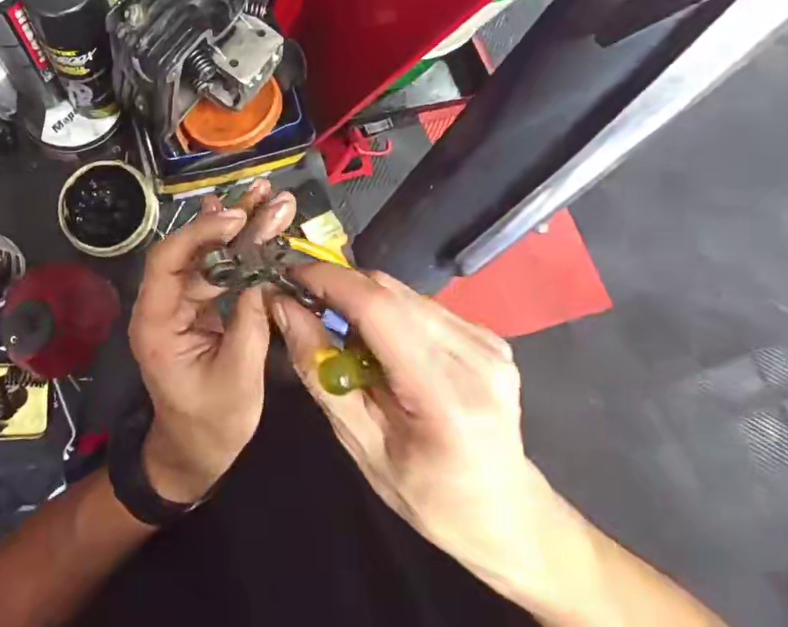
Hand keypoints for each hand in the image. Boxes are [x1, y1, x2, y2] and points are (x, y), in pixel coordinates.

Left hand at [127, 179, 295, 503]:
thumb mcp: (238, 377)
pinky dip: (244, 247)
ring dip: (242, 225)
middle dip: (230, 218)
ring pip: (211, 253)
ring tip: (271, 197)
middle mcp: (165, 304)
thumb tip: (265, 275)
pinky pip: (221, 269)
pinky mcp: (202, 306)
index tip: (237, 218)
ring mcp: (184, 303)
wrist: (196, 453)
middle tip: (266, 192)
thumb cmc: (211, 424)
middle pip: (193, 249)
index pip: (168, 262)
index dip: (200, 234)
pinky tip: (260, 221)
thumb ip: (250, 322)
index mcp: (157, 323)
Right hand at [269, 265, 555, 587]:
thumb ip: (323, 374)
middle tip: (304, 302)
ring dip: (366, 300)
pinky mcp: (492, 335)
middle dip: (342, 287)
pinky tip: (384, 344)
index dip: (330, 283)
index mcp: (445, 395)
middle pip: (393, 293)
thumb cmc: (426, 495)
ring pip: (408, 294)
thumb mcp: (363, 446)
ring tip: (341, 329)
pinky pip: (426, 306)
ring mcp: (489, 341)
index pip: (380, 310)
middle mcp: (475, 355)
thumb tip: (285, 310)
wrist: (502, 510)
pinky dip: (393, 313)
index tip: (289, 276)